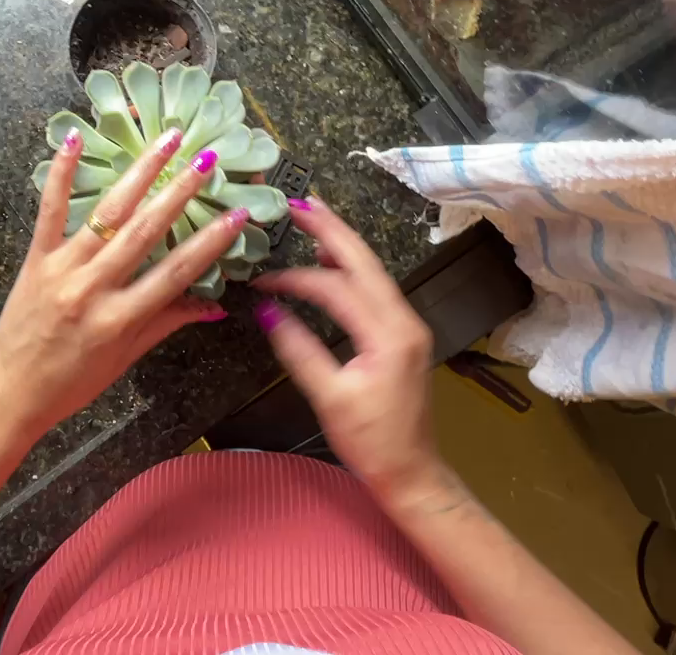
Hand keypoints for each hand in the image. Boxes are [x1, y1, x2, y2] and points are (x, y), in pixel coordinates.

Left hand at [0, 126, 247, 444]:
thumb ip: (166, 323)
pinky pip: (50, 210)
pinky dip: (61, 173)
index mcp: (120, 318)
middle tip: (207, 159)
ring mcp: (62, 268)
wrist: (10, 393)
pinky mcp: (35, 257)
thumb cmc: (73, 382)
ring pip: (107, 213)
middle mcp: (93, 287)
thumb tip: (215, 305)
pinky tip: (72, 138)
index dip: (212, 242)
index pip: (176, 272)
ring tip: (166, 140)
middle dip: (180, 192)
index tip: (239, 213)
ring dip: (140, 172)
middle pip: (145, 231)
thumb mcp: (125, 358)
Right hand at [251, 199, 446, 503]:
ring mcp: (406, 323)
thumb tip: (266, 309)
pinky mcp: (400, 331)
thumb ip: (298, 349)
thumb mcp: (329, 397)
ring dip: (341, 241)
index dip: (295, 278)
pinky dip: (348, 264)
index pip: (336, 288)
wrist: (414, 473)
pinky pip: (372, 285)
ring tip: (312, 217)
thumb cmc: (372, 442)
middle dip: (330, 228)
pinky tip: (329, 258)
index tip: (261, 280)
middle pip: (364, 261)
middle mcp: (404, 319)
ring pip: (371, 269)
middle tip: (298, 203)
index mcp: (388, 334)